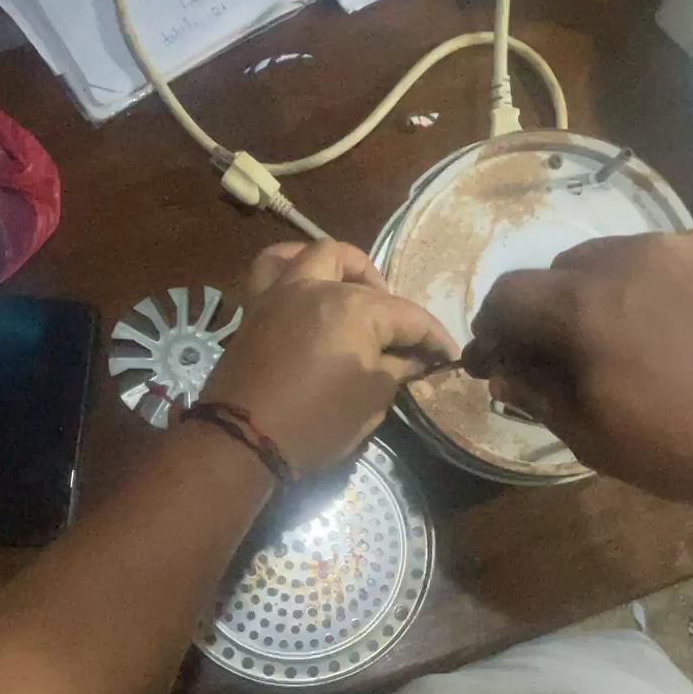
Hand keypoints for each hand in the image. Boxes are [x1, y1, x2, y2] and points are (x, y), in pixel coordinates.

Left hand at [203, 241, 458, 474]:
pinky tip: (302, 284)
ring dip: (339, 265)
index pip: (409, 317)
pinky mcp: (254, 309)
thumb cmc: (316, 423)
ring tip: (349, 289)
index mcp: (355, 309)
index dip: (434, 337)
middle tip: (394, 328)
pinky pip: (270, 269)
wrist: (244, 441)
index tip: (448, 355)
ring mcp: (281, 293)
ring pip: (312, 253)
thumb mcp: (371, 401)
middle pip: (361, 273)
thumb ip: (396, 370)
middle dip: (386, 293)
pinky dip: (290, 266)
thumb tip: (415, 358)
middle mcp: (318, 287)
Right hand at [465, 231, 692, 517]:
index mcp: (586, 306)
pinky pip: (672, 259)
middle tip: (567, 360)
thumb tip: (504, 371)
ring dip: (602, 297)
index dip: (493, 328)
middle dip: (547, 313)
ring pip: (617, 259)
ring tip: (634, 346)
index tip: (502, 361)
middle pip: (559, 271)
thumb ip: (541, 397)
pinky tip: (689, 333)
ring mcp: (689, 245)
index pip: (508, 295)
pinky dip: (656, 289)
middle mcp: (631, 257)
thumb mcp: (600, 441)